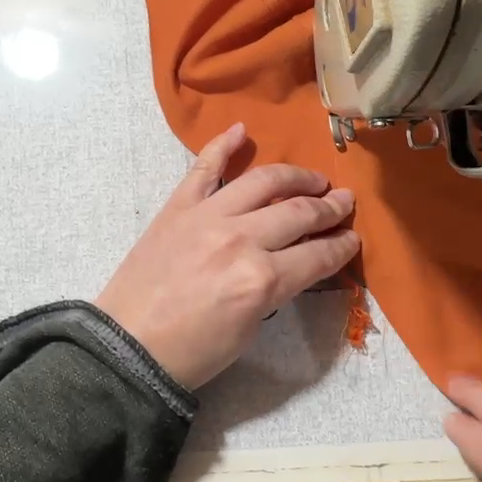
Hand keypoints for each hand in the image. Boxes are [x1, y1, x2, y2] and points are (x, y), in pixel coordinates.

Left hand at [96, 124, 359, 388]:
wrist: (128, 347)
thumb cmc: (192, 352)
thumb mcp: (250, 331)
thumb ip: (277, 290)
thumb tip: (296, 264)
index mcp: (263, 280)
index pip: (318, 255)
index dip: (342, 245)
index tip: (353, 237)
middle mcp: (241, 239)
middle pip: (299, 213)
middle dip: (329, 207)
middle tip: (345, 201)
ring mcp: (208, 216)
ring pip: (263, 181)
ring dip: (295, 176)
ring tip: (313, 179)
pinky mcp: (178, 206)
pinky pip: (204, 167)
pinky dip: (222, 145)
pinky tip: (241, 130)